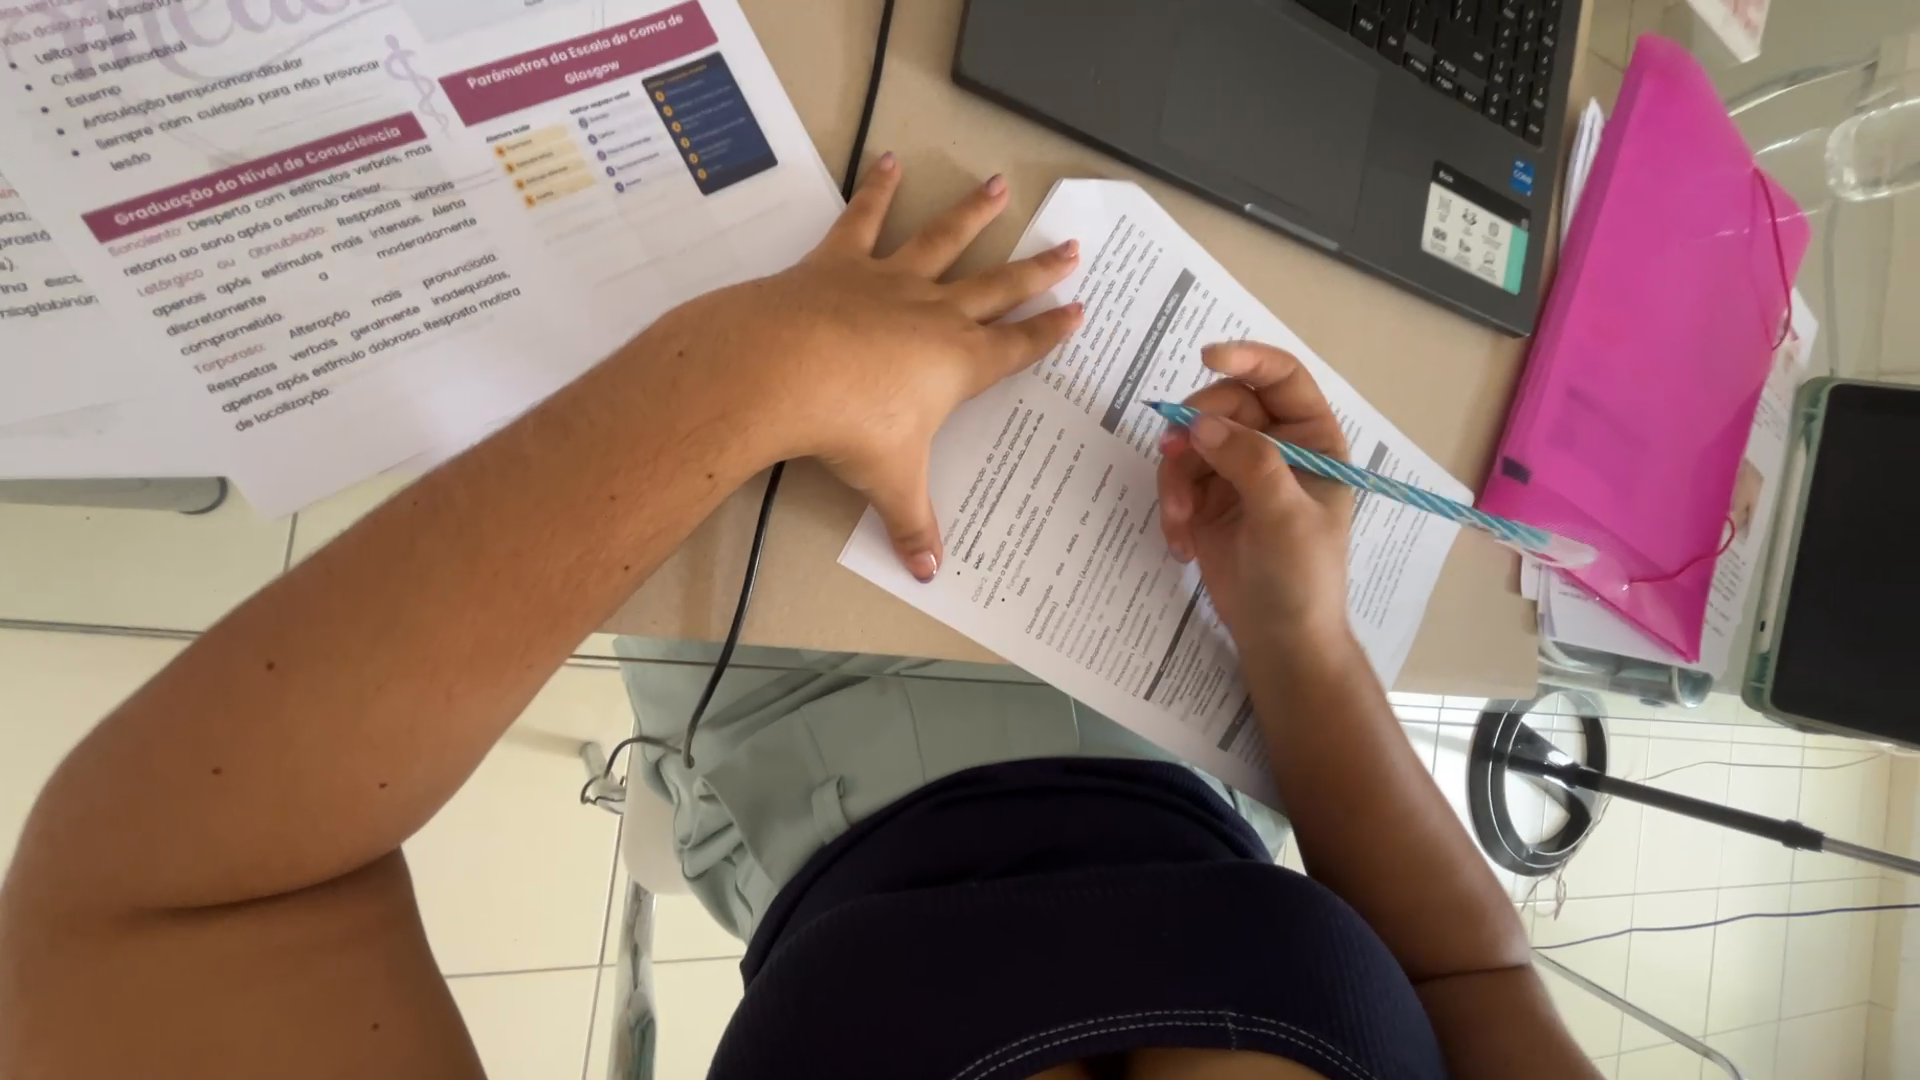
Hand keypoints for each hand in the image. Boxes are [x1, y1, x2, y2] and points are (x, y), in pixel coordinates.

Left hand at [641, 154, 1082, 580]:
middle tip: (1070, 247)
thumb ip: (912, 526)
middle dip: (1037, 271)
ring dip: (974, 216)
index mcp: (957, 364)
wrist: (784, 372)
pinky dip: (878, 188)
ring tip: (998, 188)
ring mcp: (891, 282)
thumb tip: (928, 574)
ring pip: (944, 241)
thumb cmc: (850, 428)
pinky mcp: (842, 262)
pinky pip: (865, 218)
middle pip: (999, 288)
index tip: (1079, 310)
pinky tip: (889, 159)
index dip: (1050, 332)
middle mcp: (934, 314)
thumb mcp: (889, 483)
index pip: (1017, 348)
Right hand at [1157, 343, 1355, 653]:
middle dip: (1193, 430)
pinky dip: (1171, 511)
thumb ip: (1249, 463)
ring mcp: (1235, 475)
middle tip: (1173, 453)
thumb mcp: (1285, 515)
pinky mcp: (1205, 503)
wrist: (1278, 637)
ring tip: (1179, 521)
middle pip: (1222, 407)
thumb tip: (1199, 423)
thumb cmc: (1302, 576)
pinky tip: (1181, 545)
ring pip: (1189, 445)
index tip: (1206, 357)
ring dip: (1175, 481)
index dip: (1246, 360)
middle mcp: (1273, 448)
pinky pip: (1175, 483)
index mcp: (1312, 440)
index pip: (1281, 379)